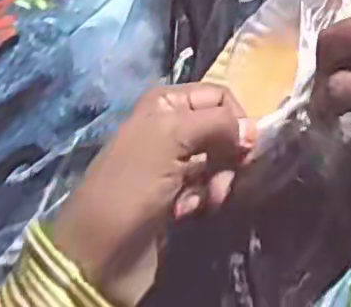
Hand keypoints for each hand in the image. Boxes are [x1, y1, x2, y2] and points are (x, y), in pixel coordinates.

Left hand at [48, 84, 253, 305]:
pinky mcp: (174, 194)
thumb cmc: (134, 184)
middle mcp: (171, 125)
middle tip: (223, 179)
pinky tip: (185, 212)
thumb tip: (254, 131)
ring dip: (216, 181)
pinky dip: (202, 199)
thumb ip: (220, 125)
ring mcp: (172, 161)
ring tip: (205, 201)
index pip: (220, 96)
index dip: (236, 119)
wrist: (96, 254)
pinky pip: (206, 186)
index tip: (243, 149)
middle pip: (222, 129)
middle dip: (227, 155)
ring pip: (218, 160)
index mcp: (168, 101)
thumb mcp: (174, 138)